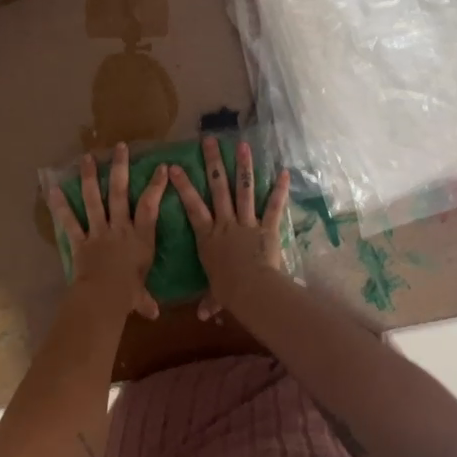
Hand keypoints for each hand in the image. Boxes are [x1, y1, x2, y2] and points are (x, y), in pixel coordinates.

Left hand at [46, 142, 167, 319]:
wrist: (103, 297)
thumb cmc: (127, 294)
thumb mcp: (140, 296)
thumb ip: (145, 300)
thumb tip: (154, 314)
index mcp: (140, 237)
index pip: (150, 205)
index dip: (156, 185)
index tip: (161, 167)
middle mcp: (120, 228)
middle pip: (120, 193)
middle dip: (120, 168)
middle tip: (120, 148)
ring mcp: (98, 232)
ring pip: (94, 199)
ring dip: (89, 177)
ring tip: (87, 158)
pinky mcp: (80, 240)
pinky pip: (69, 221)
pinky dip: (60, 206)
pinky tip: (52, 189)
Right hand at [168, 136, 290, 319]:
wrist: (251, 290)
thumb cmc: (228, 291)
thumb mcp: (215, 294)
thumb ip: (210, 300)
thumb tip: (202, 316)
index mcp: (208, 236)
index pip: (192, 206)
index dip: (183, 186)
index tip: (174, 167)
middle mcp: (225, 223)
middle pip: (218, 188)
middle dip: (213, 163)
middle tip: (209, 140)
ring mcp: (246, 222)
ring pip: (243, 190)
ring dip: (244, 167)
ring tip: (243, 145)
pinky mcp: (267, 227)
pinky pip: (273, 206)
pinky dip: (279, 190)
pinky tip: (283, 172)